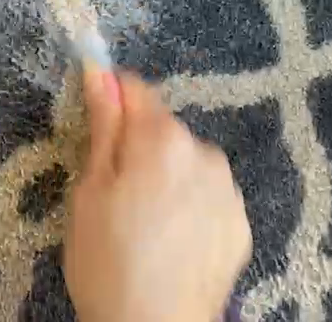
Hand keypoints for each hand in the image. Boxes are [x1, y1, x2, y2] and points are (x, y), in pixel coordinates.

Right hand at [64, 65, 251, 321]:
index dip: (112, 103)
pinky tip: (173, 239)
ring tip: (146, 221)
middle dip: (139, 145)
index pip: (135, 88)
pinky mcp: (241, 224)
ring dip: (168, 174)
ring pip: (186, 160)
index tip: (98, 133)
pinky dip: (191, 204)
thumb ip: (103, 124)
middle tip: (116, 192)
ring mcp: (229, 189)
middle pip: (162, 127)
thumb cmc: (107, 260)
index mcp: (163, 136)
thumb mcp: (90, 189)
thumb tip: (99, 70)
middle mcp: (204, 151)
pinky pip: (208, 194)